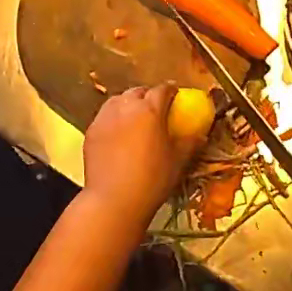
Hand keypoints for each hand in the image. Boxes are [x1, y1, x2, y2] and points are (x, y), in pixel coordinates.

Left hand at [82, 85, 201, 221]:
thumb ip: (189, 143)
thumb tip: (200, 135)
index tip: (176, 95)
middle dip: (148, 95)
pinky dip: (113, 119)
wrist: (114, 200)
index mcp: (150, 110)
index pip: (163, 90)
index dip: (171, 91)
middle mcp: (126, 107)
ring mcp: (105, 118)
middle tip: (155, 107)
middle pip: (138, 92)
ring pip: (117, 101)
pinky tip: (118, 134)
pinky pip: (104, 117)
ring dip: (128, 104)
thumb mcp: (178, 162)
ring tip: (134, 117)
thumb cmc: (152, 179)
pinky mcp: (91, 131)